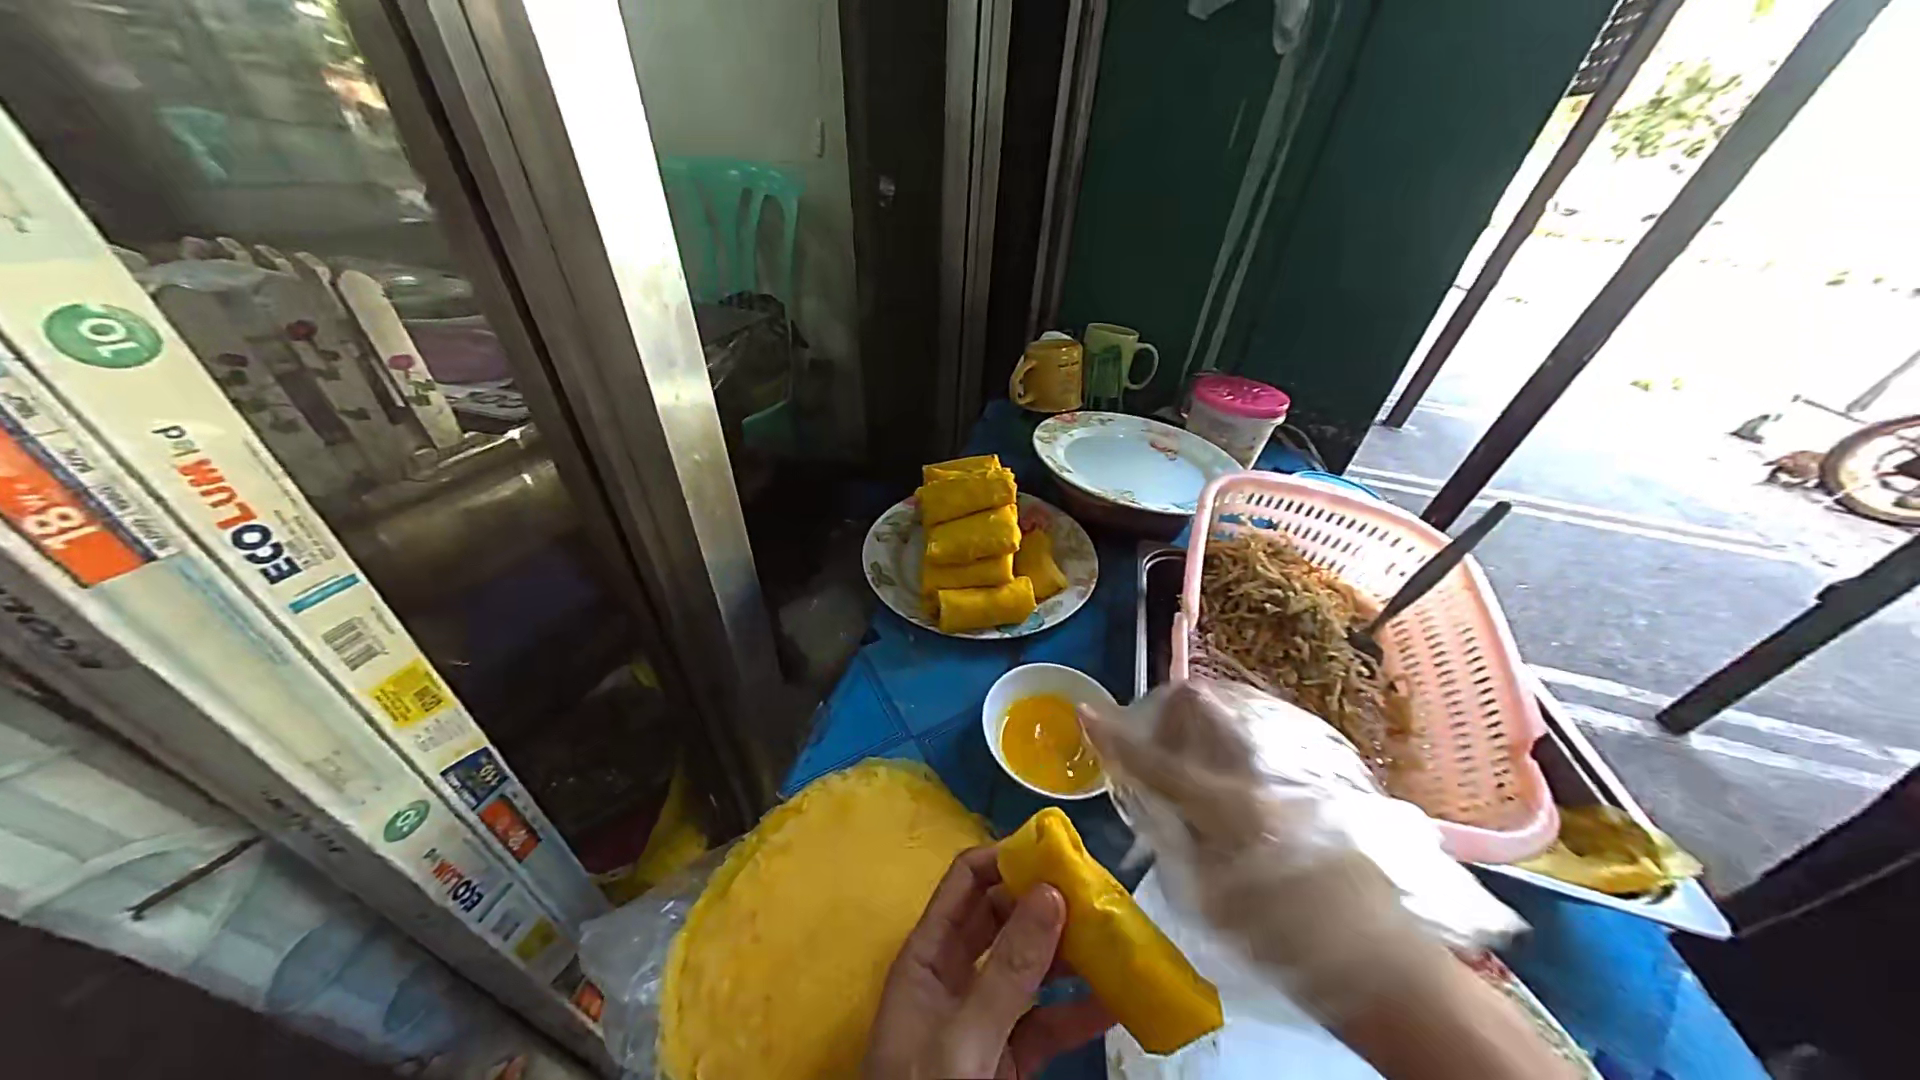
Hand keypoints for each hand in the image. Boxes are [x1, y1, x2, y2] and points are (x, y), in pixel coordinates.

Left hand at [864, 847, 1114, 1078]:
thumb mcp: (963, 1035)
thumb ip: (1008, 969)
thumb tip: (1051, 892)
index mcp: (929, 953)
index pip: (966, 881)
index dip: (1006, 859)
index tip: (1057, 852)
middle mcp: (956, 974)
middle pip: (1003, 917)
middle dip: (1047, 903)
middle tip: (1098, 893)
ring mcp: (983, 1015)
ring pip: (1031, 967)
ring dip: (1071, 954)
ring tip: (1116, 938)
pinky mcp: (1007, 1057)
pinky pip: (1047, 1023)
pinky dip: (1079, 1014)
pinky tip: (1116, 1002)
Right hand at [1080, 681, 1425, 1015]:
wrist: (1385, 964)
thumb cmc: (1288, 946)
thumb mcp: (1211, 902)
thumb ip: (1172, 836)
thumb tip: (1146, 795)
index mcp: (1229, 811)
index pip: (1156, 761)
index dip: (1114, 737)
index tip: (1085, 713)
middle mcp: (1258, 774)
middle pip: (1199, 702)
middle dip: (1164, 712)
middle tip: (1153, 746)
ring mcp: (1288, 768)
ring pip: (1225, 713)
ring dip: (1193, 725)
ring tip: (1186, 763)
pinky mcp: (1312, 774)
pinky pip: (1249, 735)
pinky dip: (1221, 741)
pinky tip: (1224, 778)